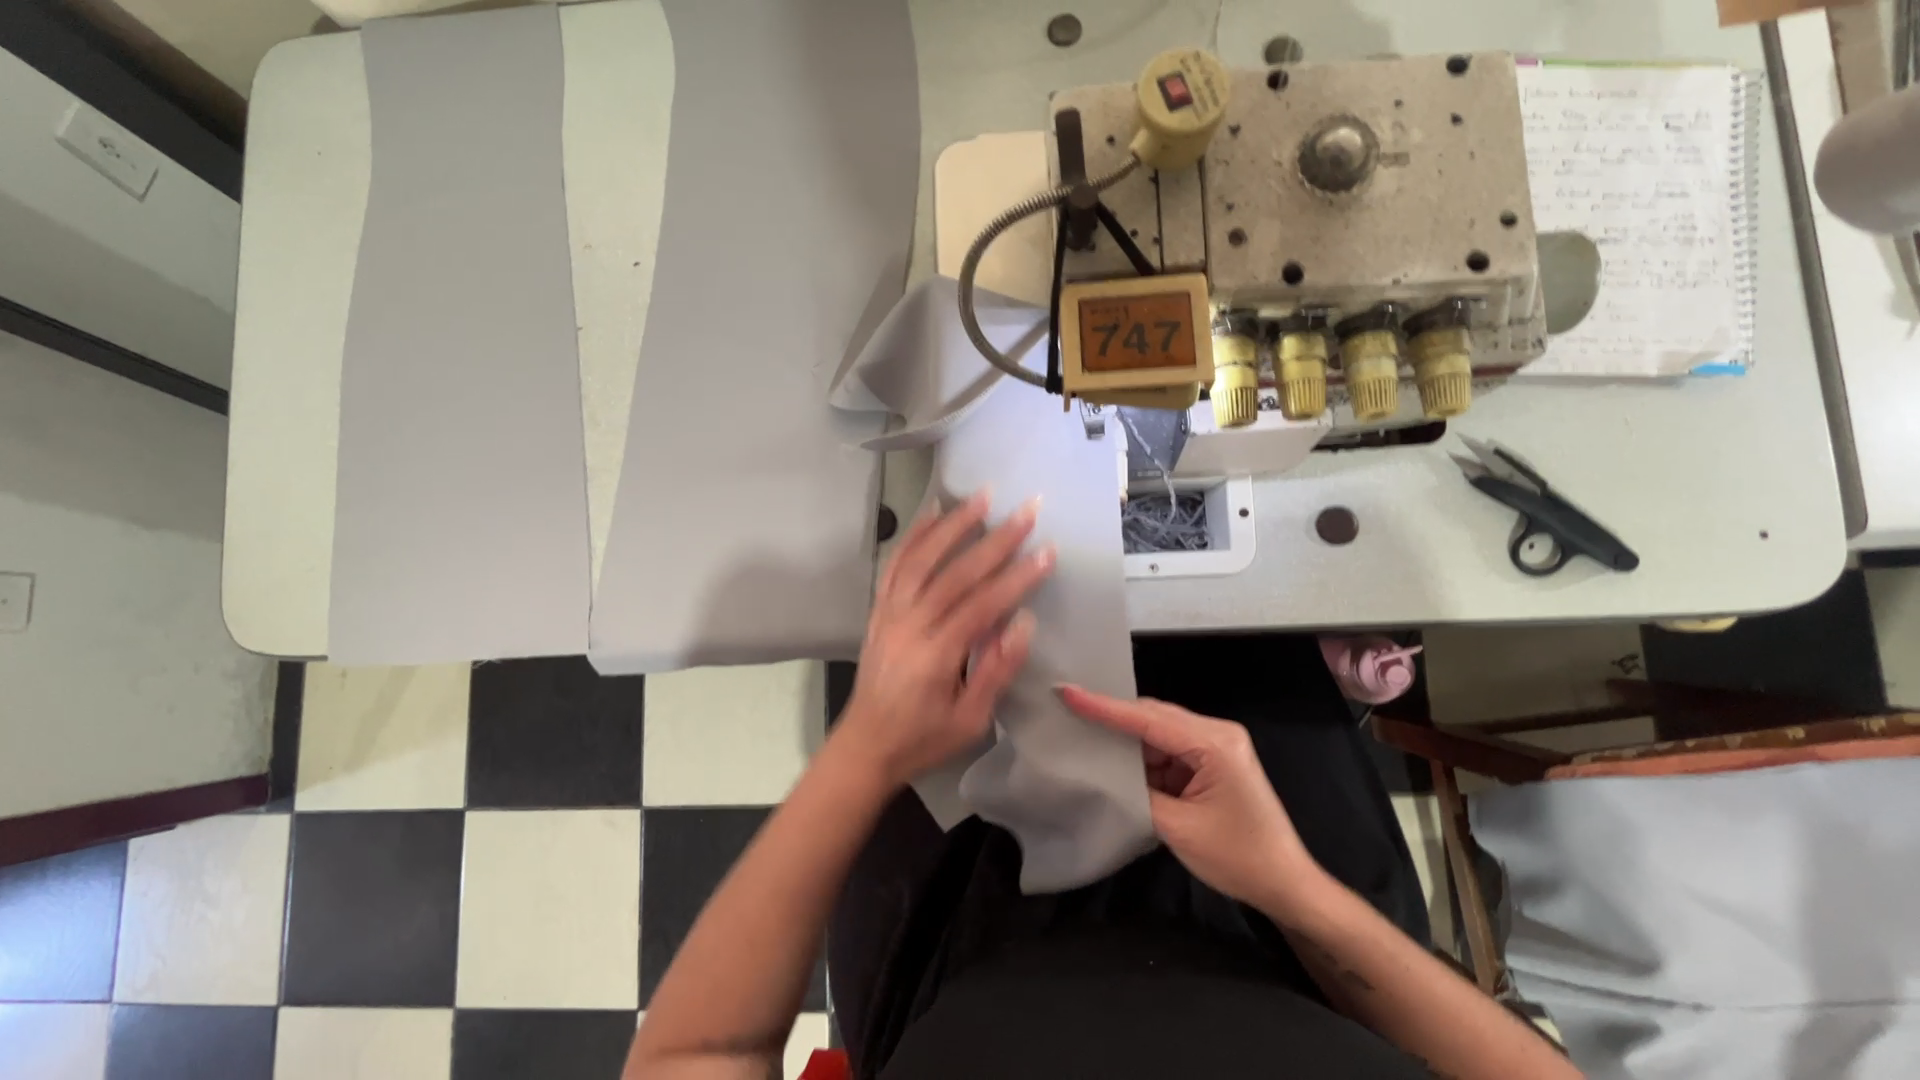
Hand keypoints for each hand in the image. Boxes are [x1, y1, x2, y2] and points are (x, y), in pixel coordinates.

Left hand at [834, 491, 1055, 787]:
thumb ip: (996, 671)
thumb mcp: (969, 720)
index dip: (1017, 577)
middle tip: (1026, 510)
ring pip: (922, 559)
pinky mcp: (879, 611)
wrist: (865, 746)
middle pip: (955, 573)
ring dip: (953, 525)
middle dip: (995, 540)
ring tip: (982, 497)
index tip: (1046, 552)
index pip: (982, 605)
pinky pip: (895, 566)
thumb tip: (1023, 624)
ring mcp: (890, 614)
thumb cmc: (922, 738)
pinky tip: (932, 514)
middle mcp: (909, 625)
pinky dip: (914, 537)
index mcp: (935, 655)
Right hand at [1059, 685, 1321, 912]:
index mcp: (1215, 744)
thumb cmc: (1238, 857)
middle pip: (1153, 717)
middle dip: (1111, 716)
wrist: (1285, 883)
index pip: (1148, 719)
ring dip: (1125, 740)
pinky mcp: (1211, 764)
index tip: (1068, 692)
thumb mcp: (1179, 828)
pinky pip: (1168, 751)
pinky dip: (1141, 758)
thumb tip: (1103, 772)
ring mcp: (1216, 748)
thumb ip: (1137, 793)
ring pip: (1157, 733)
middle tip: (1066, 708)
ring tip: (1080, 733)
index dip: (1104, 707)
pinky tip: (1112, 761)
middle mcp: (1217, 734)